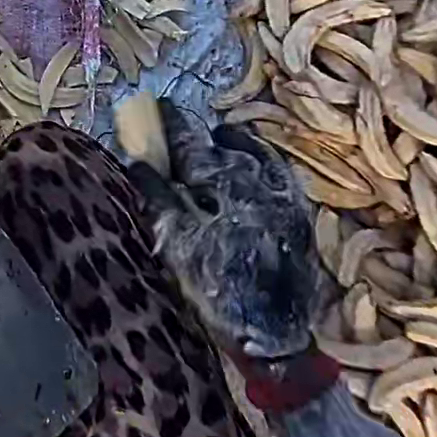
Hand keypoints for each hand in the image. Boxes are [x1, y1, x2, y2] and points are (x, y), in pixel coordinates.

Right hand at [124, 102, 328, 403]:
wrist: (272, 332)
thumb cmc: (213, 283)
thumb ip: (157, 194)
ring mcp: (281, 196)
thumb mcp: (173, 238)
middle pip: (220, 143)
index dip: (173, 122)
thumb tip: (138, 162)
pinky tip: (255, 161)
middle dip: (198, 130)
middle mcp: (252, 180)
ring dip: (233, 141)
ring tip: (220, 136)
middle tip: (182, 121)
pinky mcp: (299, 214)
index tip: (161, 103)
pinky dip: (263, 159)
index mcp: (217, 182)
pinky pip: (280, 172)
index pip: (188, 141)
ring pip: (255, 153)